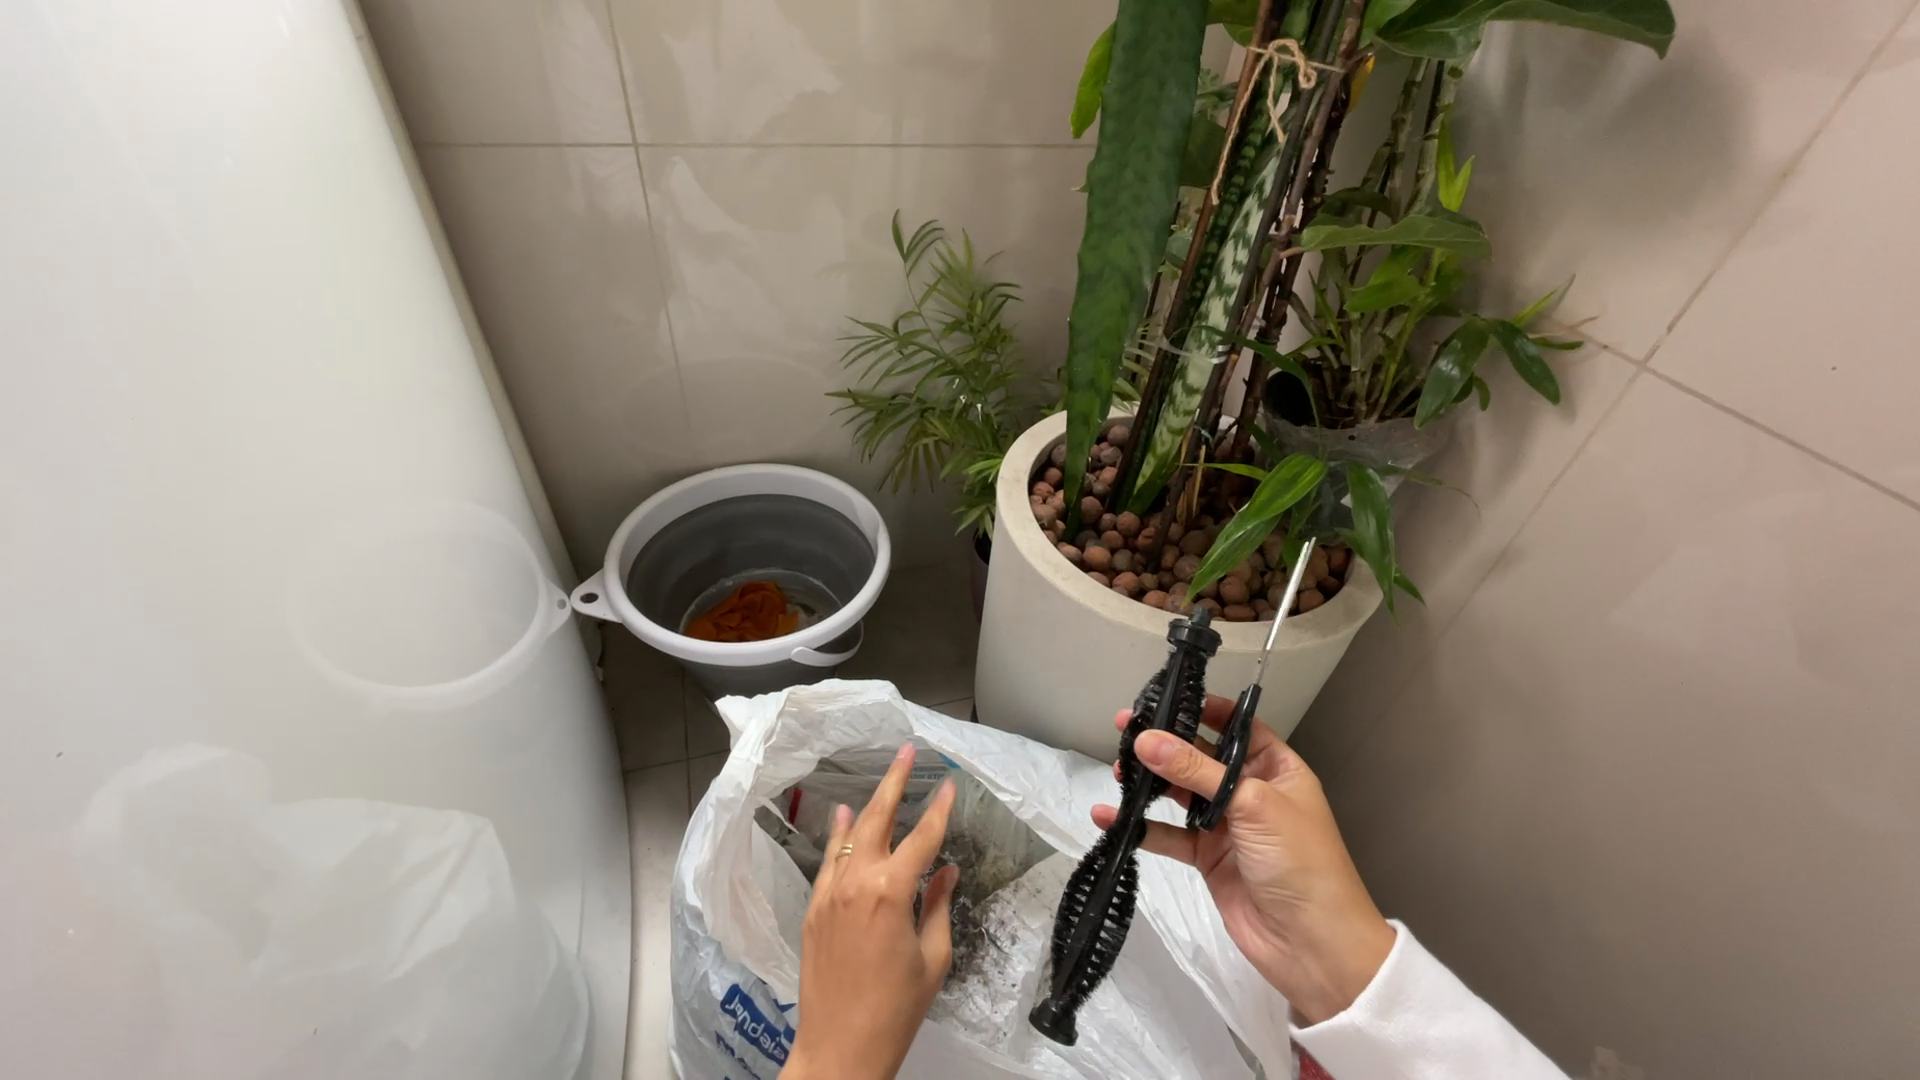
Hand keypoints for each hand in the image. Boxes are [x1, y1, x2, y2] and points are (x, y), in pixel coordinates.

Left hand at [786, 743, 959, 1079]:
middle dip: (894, 781)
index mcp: (893, 892)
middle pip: (878, 819)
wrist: (838, 1050)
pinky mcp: (814, 908)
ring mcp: (831, 893)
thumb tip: (946, 870)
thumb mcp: (932, 959)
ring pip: (850, 835)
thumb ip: (939, 905)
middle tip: (906, 751)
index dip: (938, 808)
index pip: (923, 838)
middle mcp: (858, 882)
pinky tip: (845, 818)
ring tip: (882, 778)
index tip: (948, 782)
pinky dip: (839, 836)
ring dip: (868, 804)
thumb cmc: (896, 1010)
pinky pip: (829, 860)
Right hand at [1092, 698, 1394, 1024]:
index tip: (1163, 698)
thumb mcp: (1252, 805)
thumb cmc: (1300, 862)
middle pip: (1199, 755)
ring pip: (1179, 792)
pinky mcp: (1206, 856)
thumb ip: (1195, 770)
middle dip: (1164, 742)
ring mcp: (1226, 824)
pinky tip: (1110, 817)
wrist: (1315, 948)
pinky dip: (1141, 825)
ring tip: (1117, 770)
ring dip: (1149, 781)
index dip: (1204, 709)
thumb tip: (1145, 739)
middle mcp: (1249, 790)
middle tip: (1123, 728)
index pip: (1236, 726)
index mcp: (1275, 768)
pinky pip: (1168, 833)